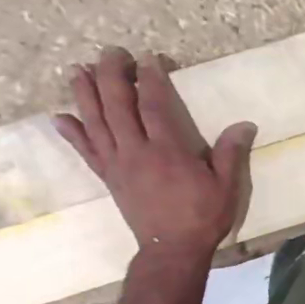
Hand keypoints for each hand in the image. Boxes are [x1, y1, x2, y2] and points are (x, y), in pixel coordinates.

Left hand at [55, 47, 257, 262]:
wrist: (172, 251)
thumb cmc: (202, 218)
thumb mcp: (226, 186)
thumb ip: (230, 153)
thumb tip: (245, 125)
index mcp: (167, 151)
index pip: (153, 104)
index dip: (150, 78)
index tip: (149, 58)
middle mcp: (136, 151)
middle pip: (117, 105)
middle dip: (112, 74)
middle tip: (112, 52)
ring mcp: (118, 164)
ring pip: (96, 122)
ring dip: (85, 93)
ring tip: (77, 69)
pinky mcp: (109, 178)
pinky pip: (87, 151)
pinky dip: (72, 133)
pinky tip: (60, 117)